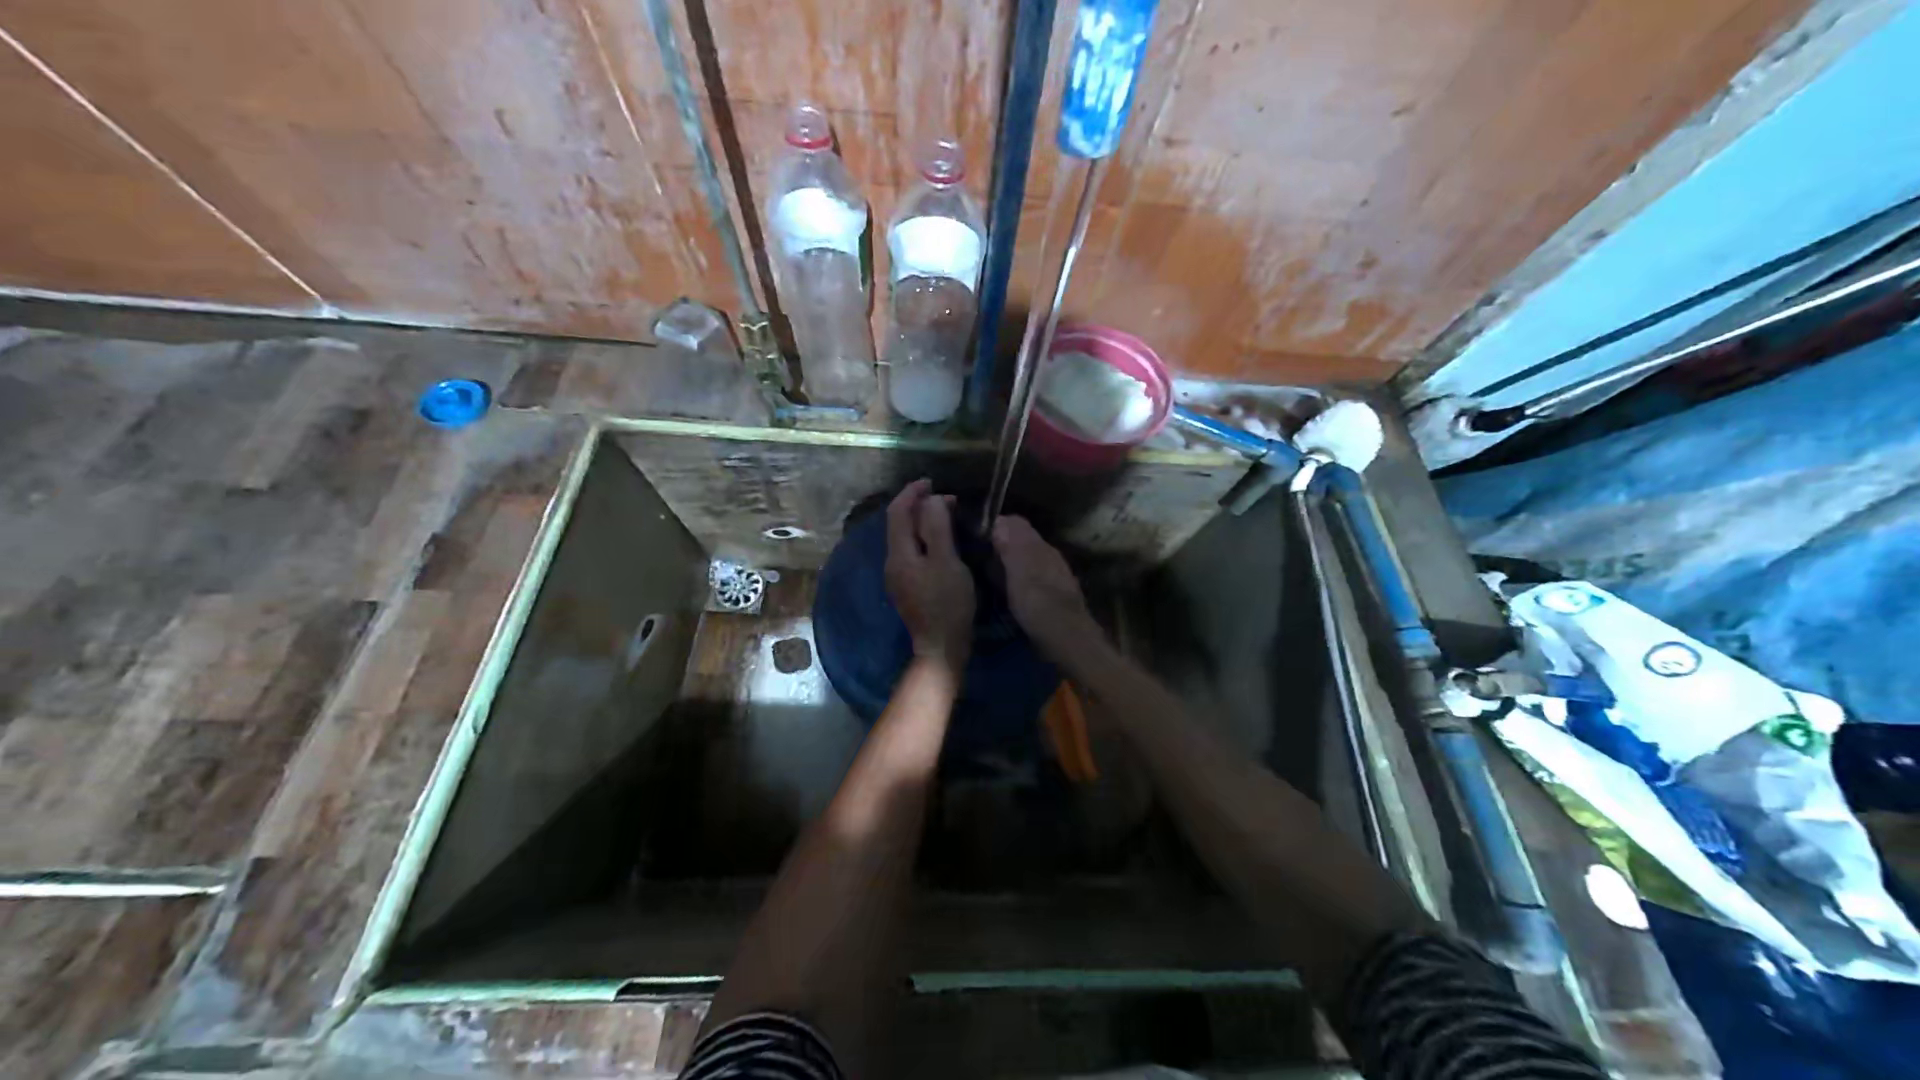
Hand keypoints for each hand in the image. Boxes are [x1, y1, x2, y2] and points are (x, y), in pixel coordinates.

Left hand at [884, 479, 975, 669]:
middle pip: (899, 524)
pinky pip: (912, 552)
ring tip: (947, 515)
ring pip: (905, 538)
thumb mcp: (947, 561)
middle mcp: (892, 562)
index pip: (898, 512)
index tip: (933, 482)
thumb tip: (931, 500)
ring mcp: (898, 577)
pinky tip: (941, 541)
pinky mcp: (908, 587)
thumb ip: (937, 528)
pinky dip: (924, 538)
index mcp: (899, 553)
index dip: (912, 493)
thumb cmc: (947, 603)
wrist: (941, 648)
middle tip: (948, 499)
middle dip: (919, 506)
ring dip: (922, 522)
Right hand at [990, 515, 1096, 657]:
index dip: (995, 525)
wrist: (1066, 638)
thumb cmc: (1038, 602)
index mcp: (1040, 546)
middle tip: (976, 555)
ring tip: (986, 573)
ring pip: (1026, 560)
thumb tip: (999, 520)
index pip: (1015, 523)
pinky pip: (1030, 578)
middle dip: (1001, 544)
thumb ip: (1011, 544)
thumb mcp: (1019, 571)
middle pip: (1022, 541)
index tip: (974, 534)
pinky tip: (1007, 592)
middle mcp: (1049, 556)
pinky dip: (1017, 580)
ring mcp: (1053, 575)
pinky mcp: (1053, 595)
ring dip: (1009, 563)